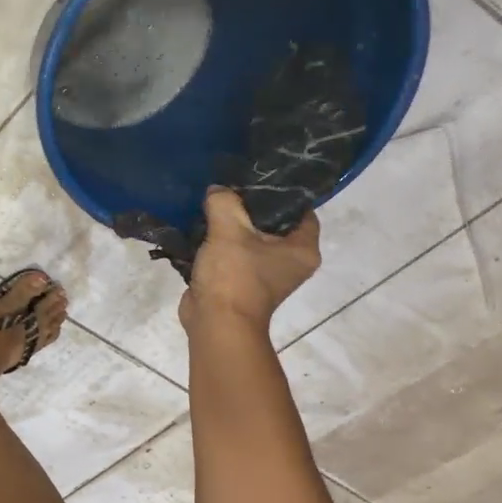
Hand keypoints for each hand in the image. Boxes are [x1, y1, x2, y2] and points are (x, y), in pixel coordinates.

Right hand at [180, 187, 321, 329]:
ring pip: (249, 240)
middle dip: (249, 208)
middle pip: (272, 224)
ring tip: (209, 207)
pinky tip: (198, 232)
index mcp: (302, 249)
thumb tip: (217, 189)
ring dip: (230, 227)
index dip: (281, 193)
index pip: (301, 210)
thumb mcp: (229, 231)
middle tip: (228, 189)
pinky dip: (217, 246)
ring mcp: (263, 275)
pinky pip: (231, 256)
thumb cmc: (234, 277)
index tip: (256, 179)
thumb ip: (224, 203)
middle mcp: (289, 262)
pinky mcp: (239, 283)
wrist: (215, 323)